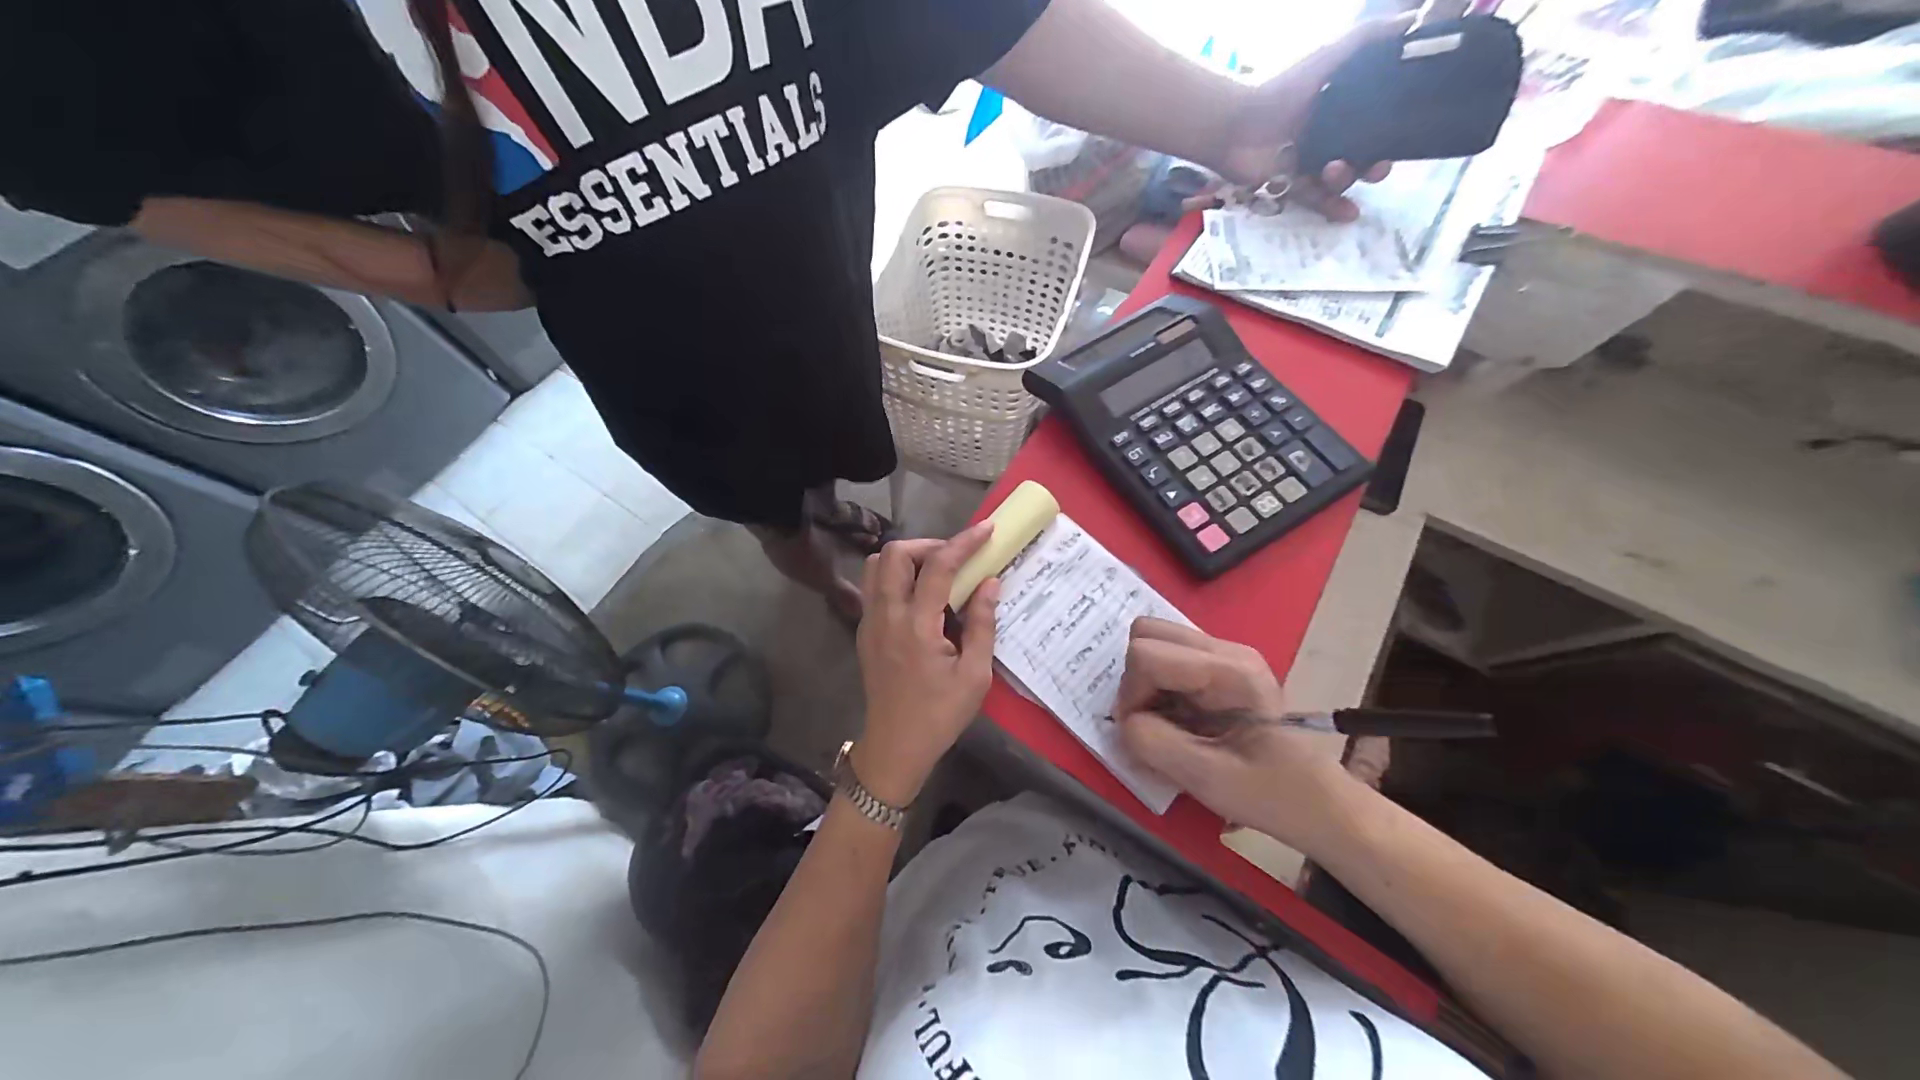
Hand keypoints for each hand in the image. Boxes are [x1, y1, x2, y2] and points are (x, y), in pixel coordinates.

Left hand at [851, 522, 998, 806]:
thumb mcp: (975, 676)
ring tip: (936, 572)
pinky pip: (874, 587)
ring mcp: (870, 622)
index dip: (964, 542)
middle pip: (894, 554)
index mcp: (916, 626)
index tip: (987, 530)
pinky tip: (920, 596)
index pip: (938, 567)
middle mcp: (886, 615)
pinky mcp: (864, 631)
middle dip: (928, 544)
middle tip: (956, 558)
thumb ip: (983, 624)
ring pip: (876, 566)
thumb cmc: (940, 715)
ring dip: (907, 558)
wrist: (894, 747)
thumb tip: (990, 582)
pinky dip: (896, 576)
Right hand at [1114, 619, 1357, 852]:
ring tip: (1166, 722)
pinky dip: (1159, 685)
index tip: (1143, 733)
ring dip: (1146, 682)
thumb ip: (1153, 744)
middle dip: (1135, 680)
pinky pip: (1170, 657)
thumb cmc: (1270, 794)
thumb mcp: (1206, 779)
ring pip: (1155, 641)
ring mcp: (1226, 653)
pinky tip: (1178, 718)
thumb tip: (1123, 722)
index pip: (1146, 654)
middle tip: (1150, 721)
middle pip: (1147, 633)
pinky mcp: (1221, 665)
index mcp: (1230, 671)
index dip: (1131, 694)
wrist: (1319, 804)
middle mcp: (1227, 649)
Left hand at [1207, 16, 1412, 221]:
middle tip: (1376, 166)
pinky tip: (1351, 214)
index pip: (1377, 124)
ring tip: (1334, 169)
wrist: (1235, 125)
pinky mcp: (1291, 187)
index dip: (1394, 132)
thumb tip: (1414, 19)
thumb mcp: (1330, 55)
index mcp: (1342, 108)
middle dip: (1375, 165)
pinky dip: (1333, 207)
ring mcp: (1309, 164)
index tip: (1409, 135)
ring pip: (1340, 180)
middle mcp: (1328, 137)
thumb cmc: (1282, 89)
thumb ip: (1369, 39)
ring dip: (1346, 179)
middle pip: (1363, 157)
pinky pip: (1316, 200)